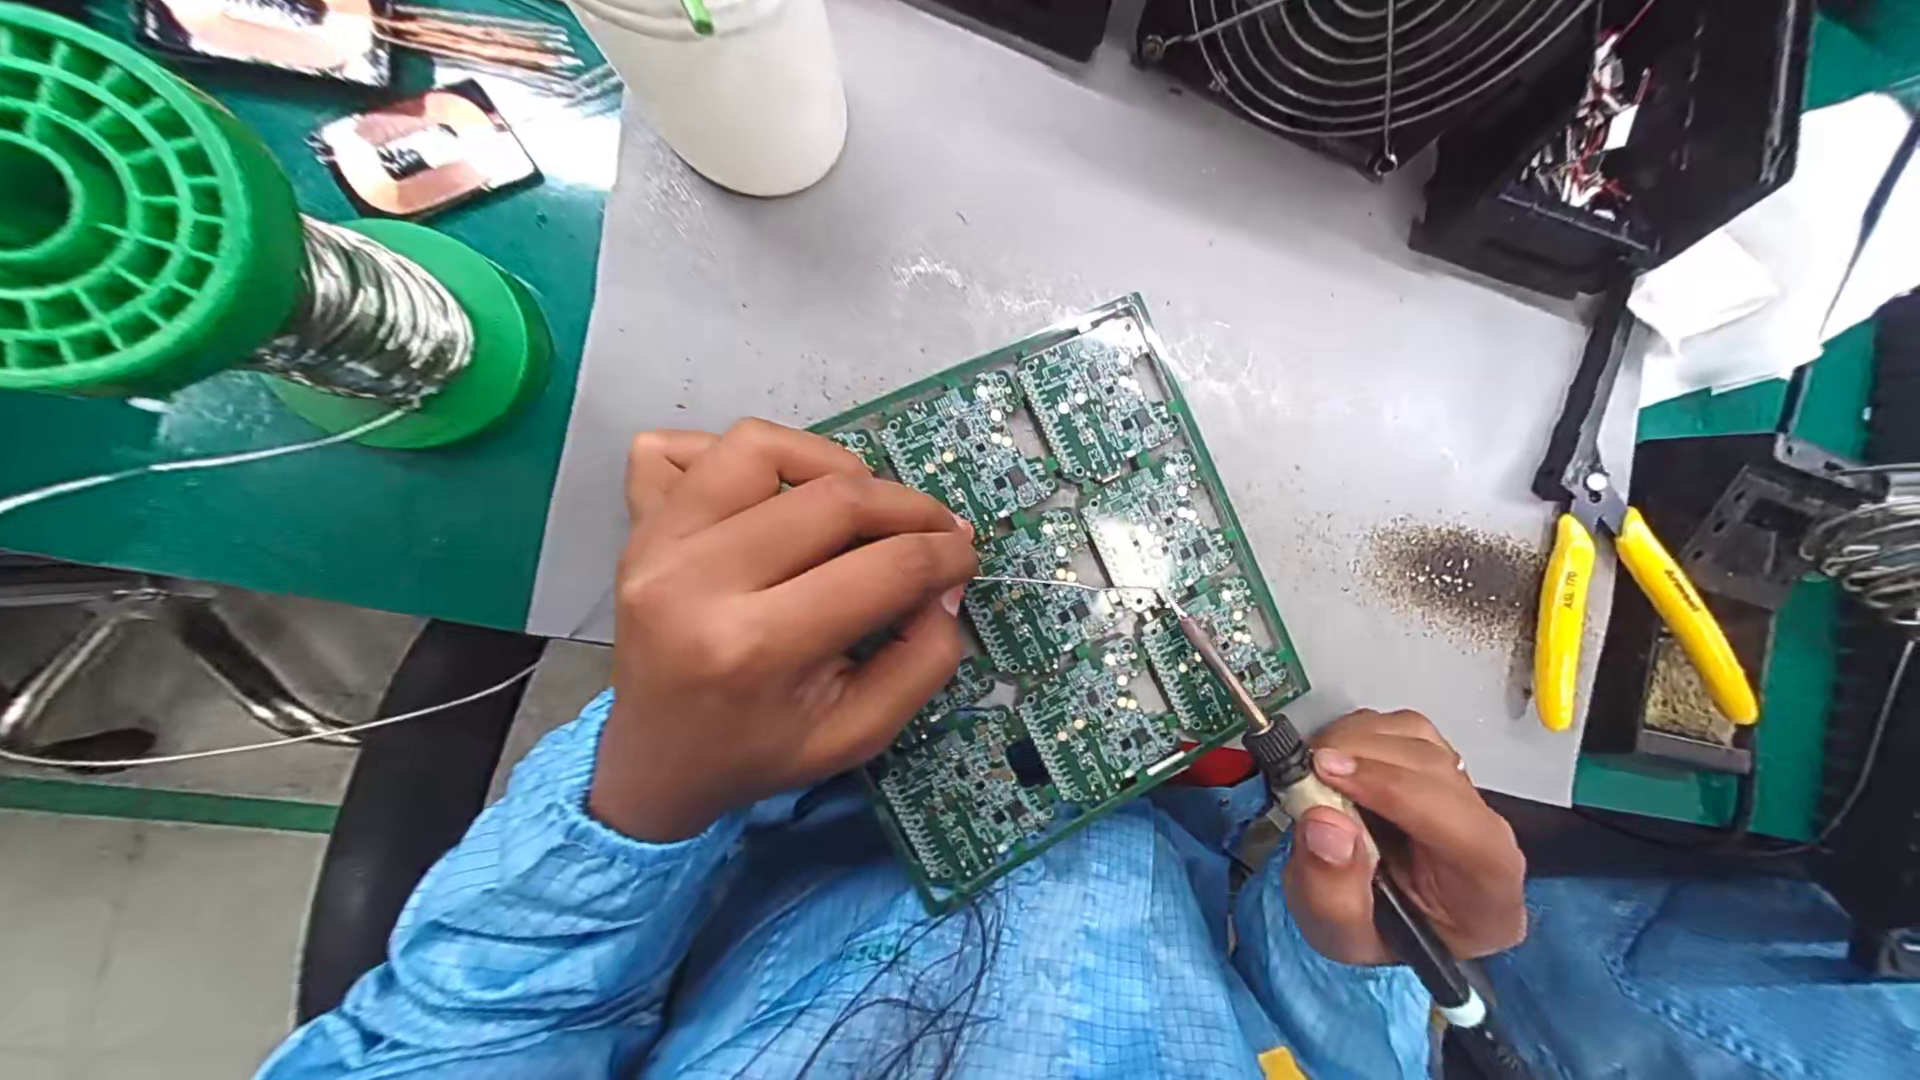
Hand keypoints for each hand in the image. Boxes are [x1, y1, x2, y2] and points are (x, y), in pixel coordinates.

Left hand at [590, 419, 977, 841]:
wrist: (658, 760)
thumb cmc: (762, 751)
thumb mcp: (862, 732)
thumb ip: (925, 658)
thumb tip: (943, 576)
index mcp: (756, 649)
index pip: (884, 568)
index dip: (945, 554)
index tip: (964, 557)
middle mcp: (696, 581)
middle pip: (834, 498)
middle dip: (909, 506)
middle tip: (934, 529)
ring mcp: (655, 543)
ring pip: (760, 446)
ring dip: (832, 464)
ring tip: (857, 503)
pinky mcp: (637, 525)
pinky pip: (685, 448)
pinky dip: (743, 458)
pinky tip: (777, 494)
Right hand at [1282, 709, 1526, 963]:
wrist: (1365, 908)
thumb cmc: (1362, 927)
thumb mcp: (1336, 932)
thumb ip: (1330, 889)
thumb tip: (1324, 821)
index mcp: (1484, 895)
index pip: (1466, 832)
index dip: (1396, 791)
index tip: (1325, 771)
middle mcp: (1485, 836)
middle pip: (1436, 772)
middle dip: (1361, 760)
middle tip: (1302, 771)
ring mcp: (1460, 791)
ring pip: (1418, 739)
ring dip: (1353, 742)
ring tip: (1314, 769)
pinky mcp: (1431, 761)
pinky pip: (1399, 726)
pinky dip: (1356, 732)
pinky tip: (1332, 759)